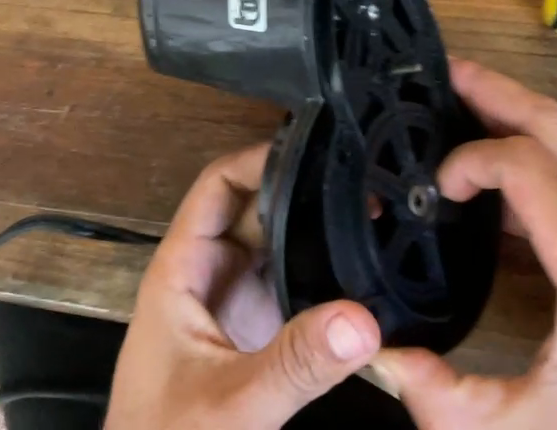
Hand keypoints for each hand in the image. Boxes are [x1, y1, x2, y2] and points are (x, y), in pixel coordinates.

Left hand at [105, 143, 382, 428]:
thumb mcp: (232, 404)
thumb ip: (295, 363)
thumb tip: (364, 319)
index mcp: (182, 268)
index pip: (218, 186)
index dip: (261, 160)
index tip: (317, 152)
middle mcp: (208, 275)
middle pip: (256, 212)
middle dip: (303, 194)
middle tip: (364, 184)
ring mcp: (233, 305)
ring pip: (277, 248)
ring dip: (317, 233)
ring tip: (374, 215)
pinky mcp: (255, 335)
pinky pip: (291, 287)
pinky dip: (323, 276)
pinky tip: (363, 270)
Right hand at [375, 60, 556, 429]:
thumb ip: (445, 399)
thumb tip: (384, 359)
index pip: (524, 164)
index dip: (470, 159)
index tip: (438, 187)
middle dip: (497, 89)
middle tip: (446, 70)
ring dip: (523, 117)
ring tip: (471, 108)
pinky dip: (548, 157)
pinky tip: (515, 184)